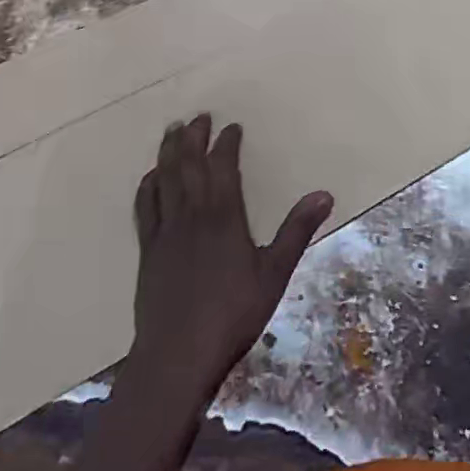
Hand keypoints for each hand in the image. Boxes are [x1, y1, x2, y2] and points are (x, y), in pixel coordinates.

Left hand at [126, 114, 333, 402]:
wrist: (178, 354)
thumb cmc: (233, 314)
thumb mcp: (275, 272)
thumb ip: (297, 230)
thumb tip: (324, 194)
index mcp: (224, 217)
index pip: (223, 167)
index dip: (226, 144)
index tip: (231, 127)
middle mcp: (192, 215)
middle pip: (189, 165)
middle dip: (193, 138)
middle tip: (198, 116)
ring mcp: (166, 232)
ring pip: (164, 180)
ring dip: (168, 152)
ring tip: (171, 131)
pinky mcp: (148, 251)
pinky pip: (145, 207)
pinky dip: (148, 186)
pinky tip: (151, 177)